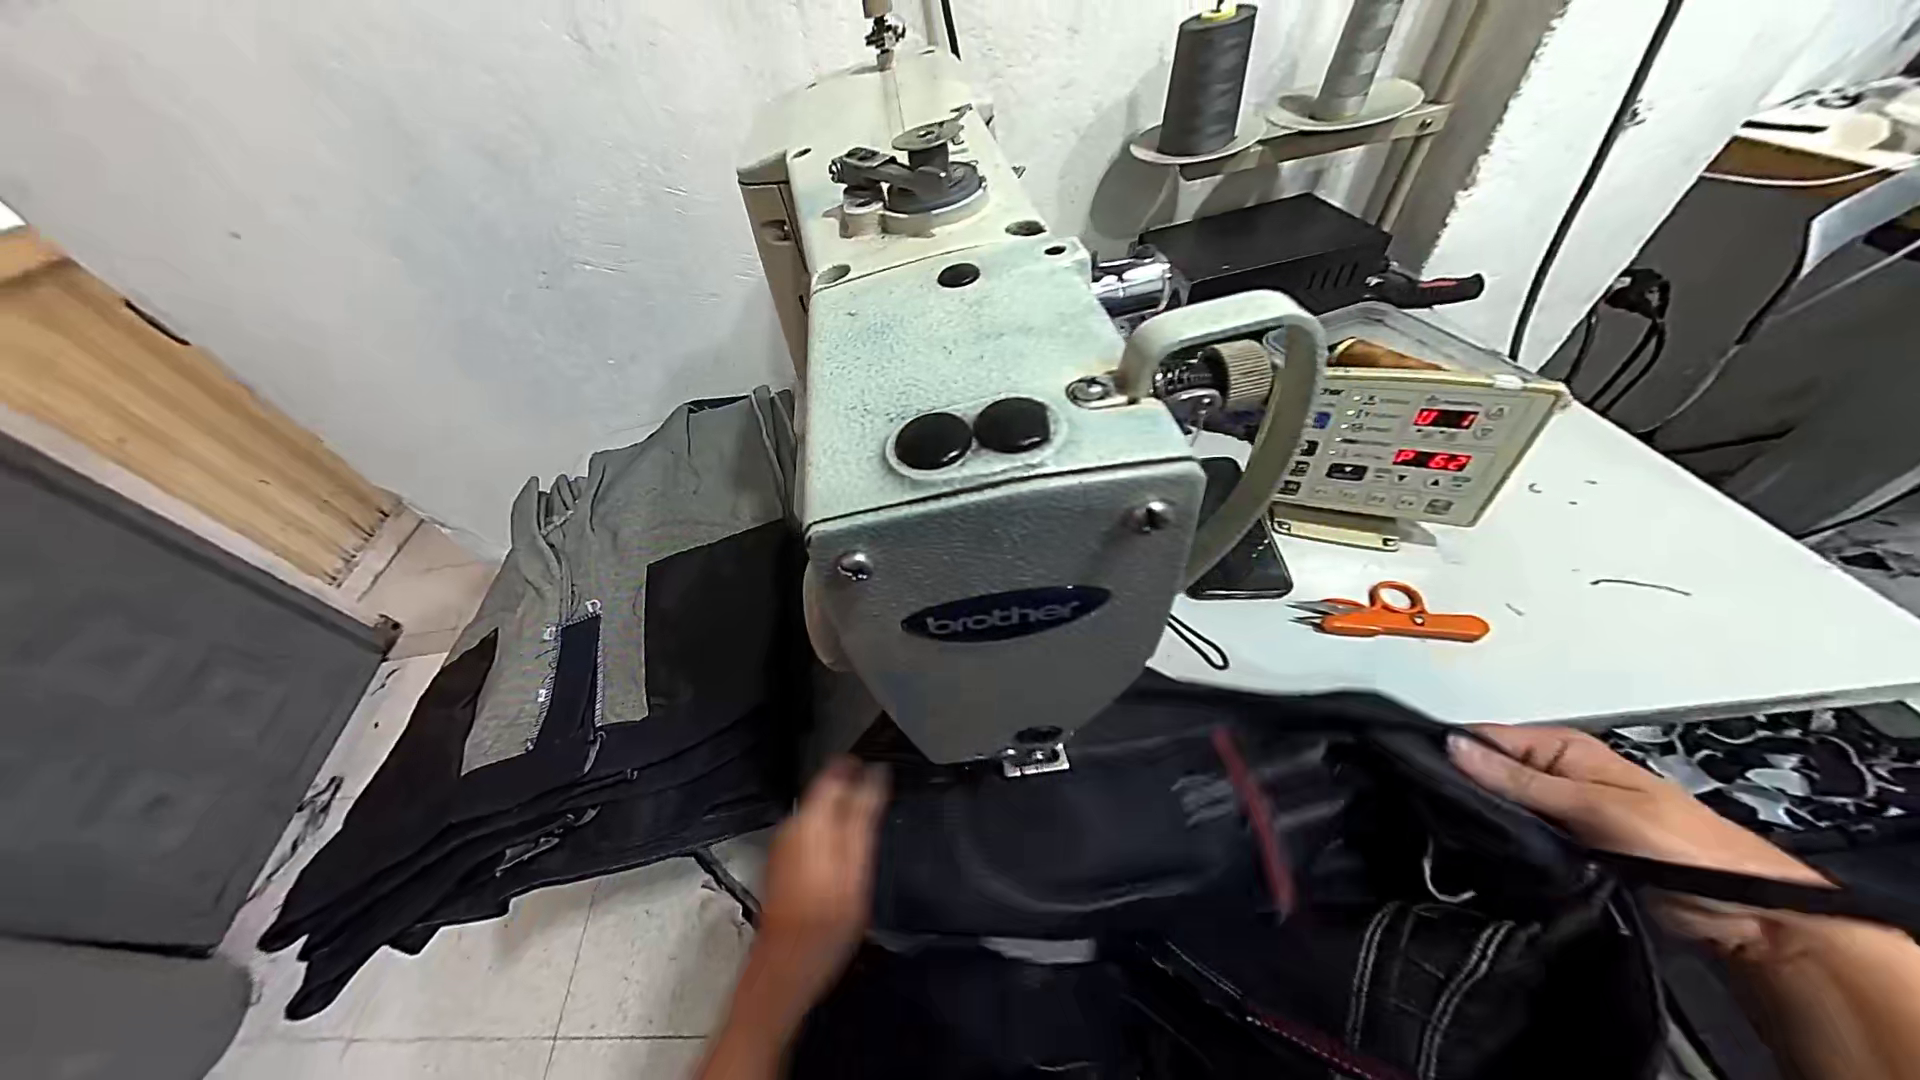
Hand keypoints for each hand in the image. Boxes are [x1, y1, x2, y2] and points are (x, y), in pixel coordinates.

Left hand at [699, 759, 887, 1079]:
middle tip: (881, 798)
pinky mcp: (782, 863)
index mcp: (810, 820)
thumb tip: (876, 775)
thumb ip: (863, 818)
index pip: (836, 772)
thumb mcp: (856, 870)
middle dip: (853, 786)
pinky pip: (812, 829)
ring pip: (819, 810)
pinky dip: (831, 831)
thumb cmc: (825, 925)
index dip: (860, 767)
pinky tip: (847, 853)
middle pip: (826, 790)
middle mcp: (792, 825)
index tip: (883, 769)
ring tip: (870, 824)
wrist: (782, 972)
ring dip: (843, 809)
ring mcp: (784, 844)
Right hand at [1448, 725, 1827, 952]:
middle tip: (1444, 805)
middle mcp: (1552, 772)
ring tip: (1465, 828)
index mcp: (1560, 747)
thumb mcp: (1596, 805)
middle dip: (1464, 784)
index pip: (1481, 737)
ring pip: (1494, 803)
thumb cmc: (1693, 850)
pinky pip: (1511, 833)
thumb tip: (1454, 745)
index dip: (1450, 751)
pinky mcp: (1557, 844)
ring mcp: (1554, 809)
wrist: (1753, 918)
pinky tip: (1487, 846)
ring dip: (1482, 815)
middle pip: (1483, 769)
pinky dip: (1499, 840)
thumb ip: (1521, 779)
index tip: (1422, 768)